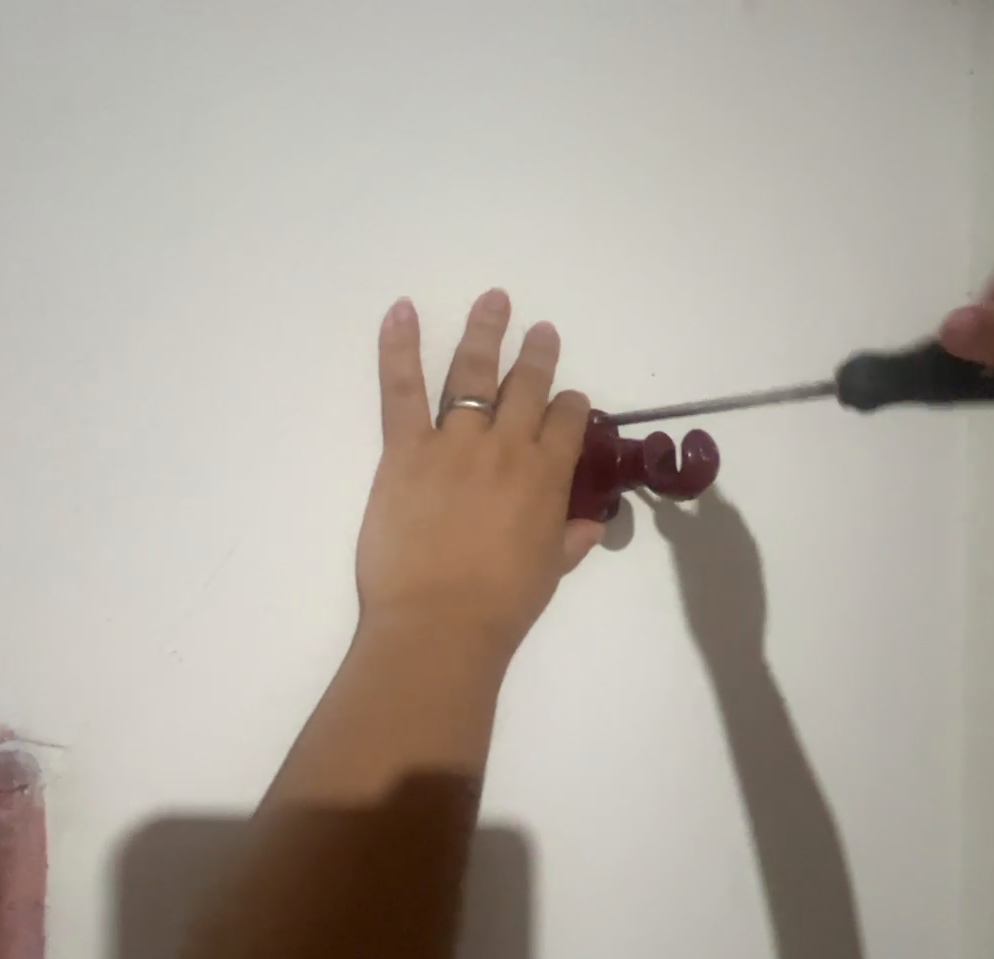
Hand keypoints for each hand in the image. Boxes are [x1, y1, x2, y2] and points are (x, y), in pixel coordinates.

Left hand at [355, 289, 603, 661]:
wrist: (440, 623)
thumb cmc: (501, 606)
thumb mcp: (549, 572)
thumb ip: (572, 541)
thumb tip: (594, 527)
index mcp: (547, 476)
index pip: (569, 421)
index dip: (572, 405)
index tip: (570, 400)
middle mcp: (508, 447)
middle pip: (528, 386)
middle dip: (539, 355)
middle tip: (543, 331)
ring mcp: (455, 442)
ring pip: (474, 373)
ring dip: (487, 332)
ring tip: (495, 300)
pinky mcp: (406, 450)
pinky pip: (403, 389)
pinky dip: (400, 347)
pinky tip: (401, 310)